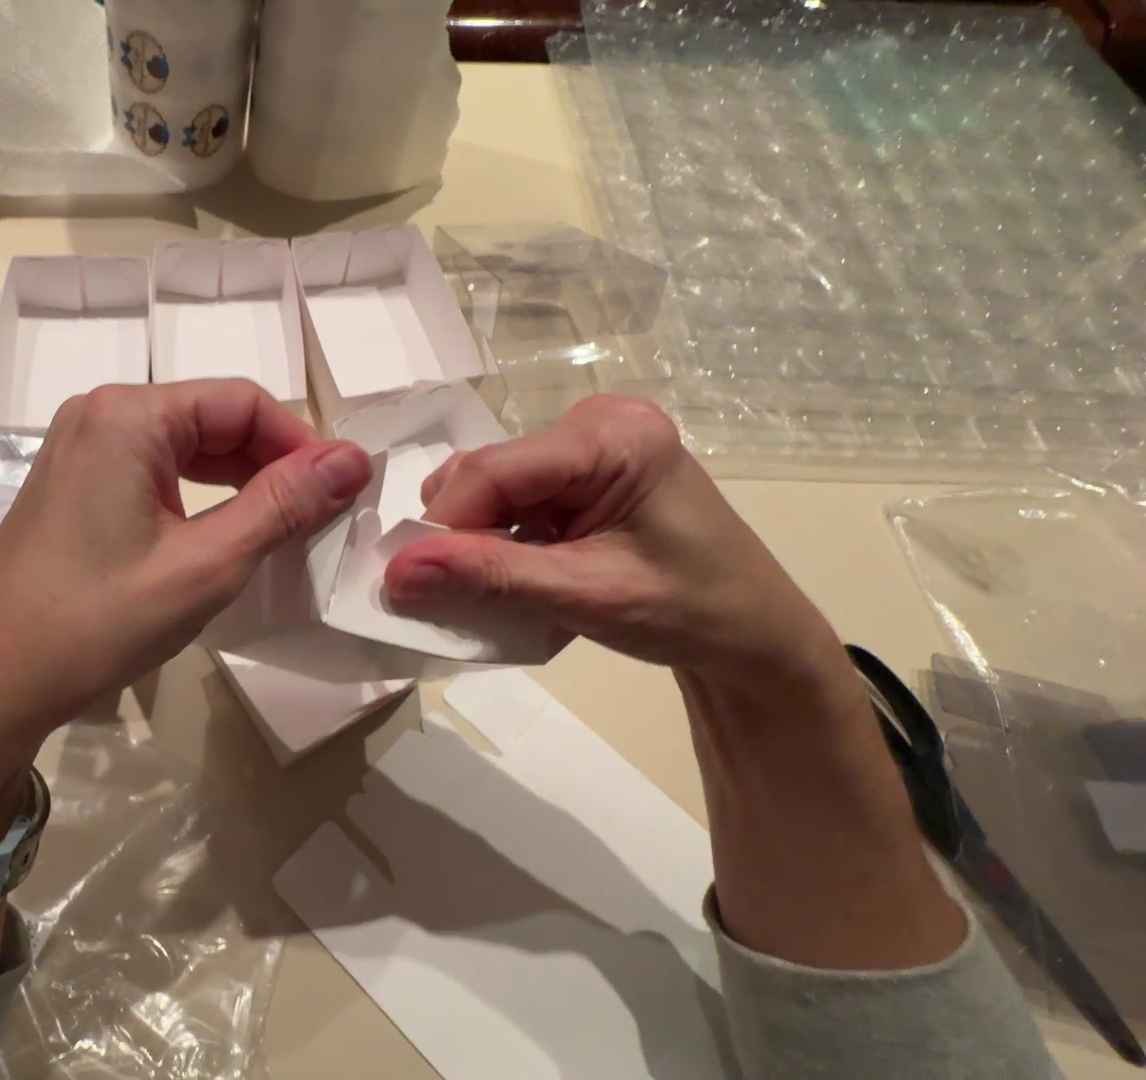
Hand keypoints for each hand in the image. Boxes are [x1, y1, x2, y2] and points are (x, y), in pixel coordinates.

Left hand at [0, 380, 372, 841]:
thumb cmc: (99, 622)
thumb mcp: (205, 565)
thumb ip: (281, 505)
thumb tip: (352, 460)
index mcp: (127, 415)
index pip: (241, 401)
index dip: (300, 442)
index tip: (341, 490)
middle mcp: (98, 416)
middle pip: (210, 418)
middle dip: (270, 462)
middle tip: (316, 516)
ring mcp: (78, 451)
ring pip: (181, 447)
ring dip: (236, 481)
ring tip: (281, 528)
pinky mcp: (71, 487)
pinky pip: (150, 473)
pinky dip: (195, 497)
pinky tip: (222, 533)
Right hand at [383, 395, 841, 680]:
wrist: (749, 635)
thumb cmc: (688, 612)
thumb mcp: (586, 596)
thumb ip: (490, 578)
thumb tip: (396, 573)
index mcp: (613, 436)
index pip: (493, 469)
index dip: (442, 524)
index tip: (407, 583)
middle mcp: (593, 424)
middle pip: (485, 474)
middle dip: (457, 535)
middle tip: (447, 594)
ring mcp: (583, 446)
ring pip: (486, 487)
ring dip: (471, 540)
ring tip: (486, 589)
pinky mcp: (574, 472)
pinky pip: (505, 499)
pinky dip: (491, 540)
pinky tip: (507, 574)